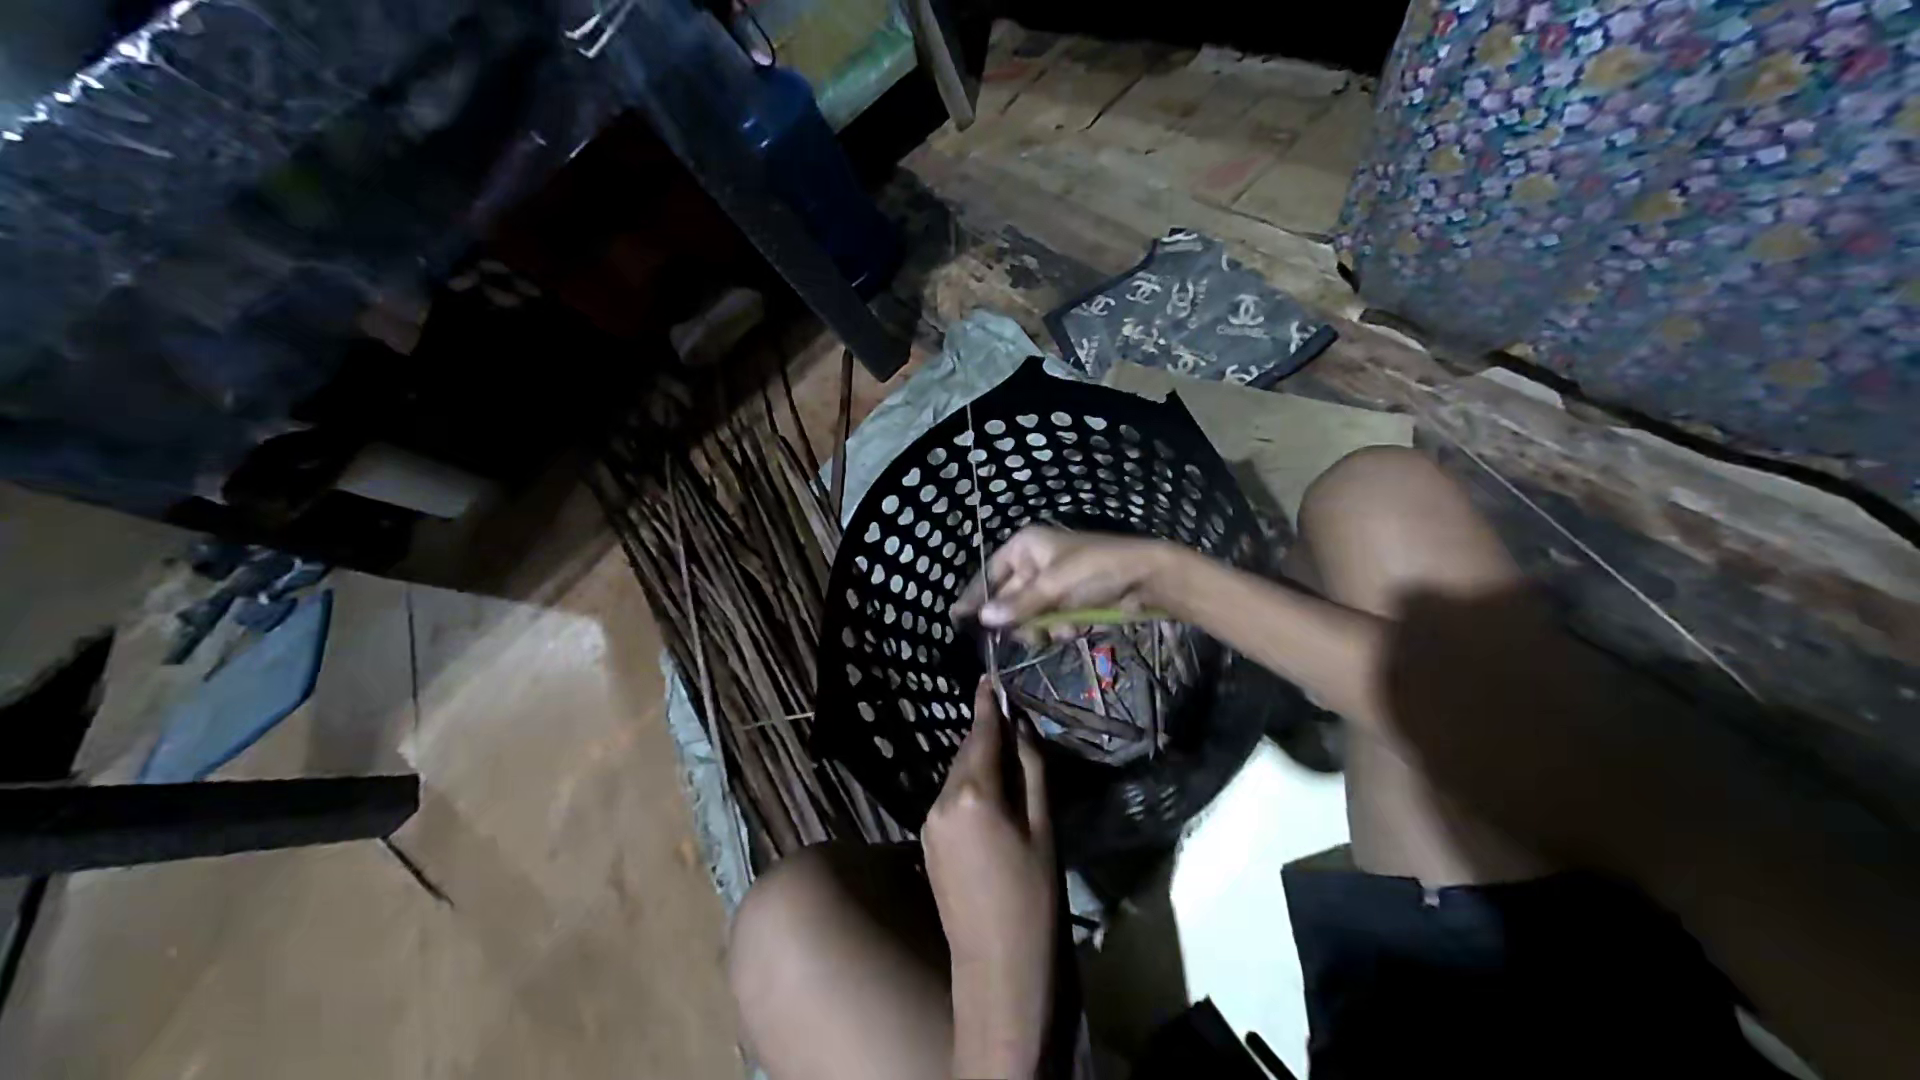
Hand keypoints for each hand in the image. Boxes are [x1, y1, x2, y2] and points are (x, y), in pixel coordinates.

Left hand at [923, 677, 1054, 1079]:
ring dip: (980, 763)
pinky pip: (951, 801)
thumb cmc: (1036, 898)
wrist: (1000, 970)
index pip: (981, 733)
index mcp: (972, 792)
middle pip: (967, 754)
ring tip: (1010, 759)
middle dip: (988, 735)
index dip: (989, 704)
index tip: (990, 677)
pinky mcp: (927, 844)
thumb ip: (1032, 769)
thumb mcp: (1045, 827)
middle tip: (1013, 719)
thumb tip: (1022, 725)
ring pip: (957, 777)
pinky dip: (971, 789)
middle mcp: (940, 800)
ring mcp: (929, 823)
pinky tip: (993, 799)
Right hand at [952, 526, 1181, 636]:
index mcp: (1025, 547)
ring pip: (1029, 615)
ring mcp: (1052, 583)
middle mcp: (1034, 563)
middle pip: (1009, 598)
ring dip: (1041, 627)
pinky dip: (1060, 628)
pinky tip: (1075, 629)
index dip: (975, 596)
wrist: (1148, 578)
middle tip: (1026, 633)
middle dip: (1018, 619)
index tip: (957, 619)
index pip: (989, 573)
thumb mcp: (1055, 586)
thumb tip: (983, 618)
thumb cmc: (1097, 569)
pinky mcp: (1068, 601)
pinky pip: (1050, 621)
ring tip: (1060, 628)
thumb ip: (1019, 604)